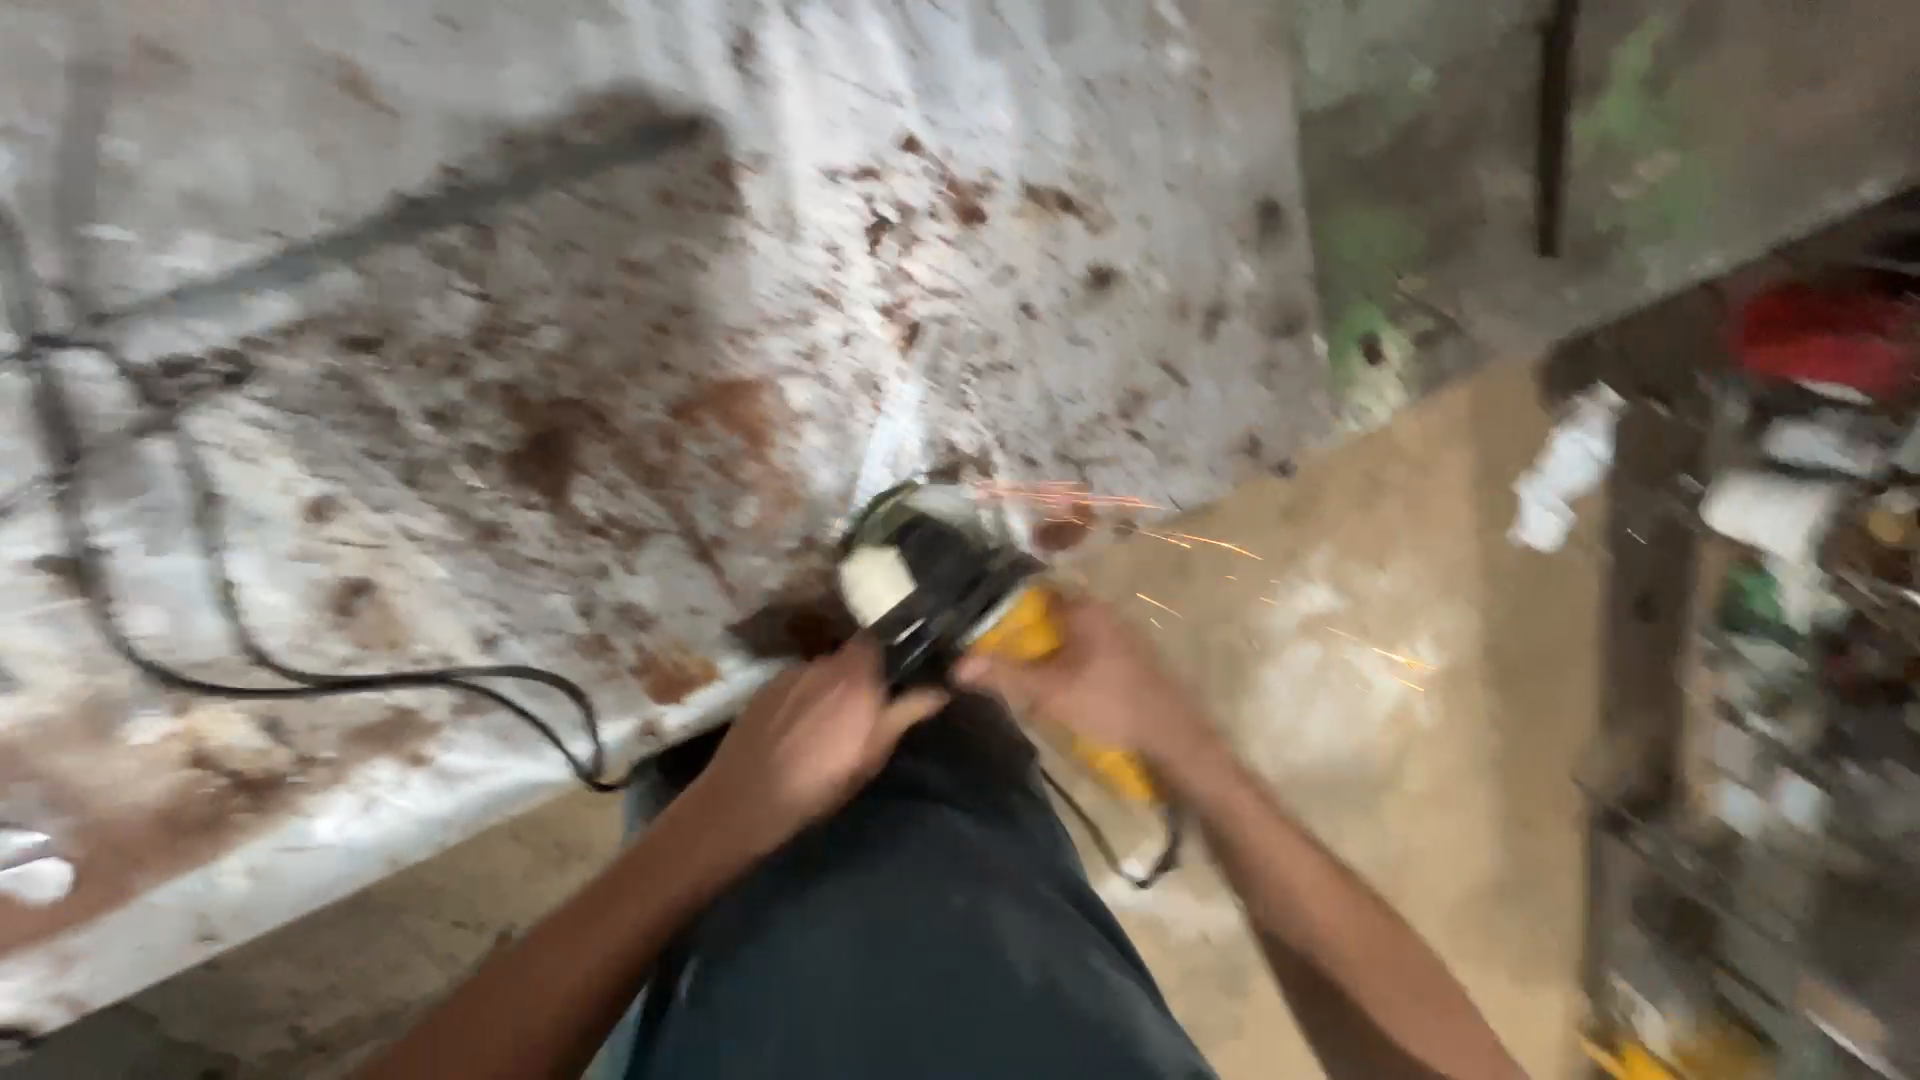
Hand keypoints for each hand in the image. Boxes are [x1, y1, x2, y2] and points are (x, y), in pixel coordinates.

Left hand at [692, 639, 946, 848]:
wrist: (747, 797)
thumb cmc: (822, 779)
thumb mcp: (874, 753)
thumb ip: (907, 713)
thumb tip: (940, 689)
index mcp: (856, 674)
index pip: (876, 640)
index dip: (885, 655)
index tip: (892, 676)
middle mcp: (823, 664)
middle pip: (848, 658)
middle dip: (858, 676)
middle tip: (862, 708)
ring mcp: (790, 674)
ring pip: (820, 672)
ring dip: (828, 688)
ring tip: (825, 723)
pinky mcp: (764, 689)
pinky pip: (794, 685)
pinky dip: (801, 699)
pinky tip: (795, 728)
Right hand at [953, 593, 1220, 768]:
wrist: (1171, 735)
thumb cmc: (1107, 703)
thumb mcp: (1048, 691)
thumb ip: (1003, 673)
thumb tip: (957, 664)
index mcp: (1082, 606)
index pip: (1033, 588)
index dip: (1004, 602)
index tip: (981, 621)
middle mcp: (1102, 609)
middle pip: (1050, 610)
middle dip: (1023, 629)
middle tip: (994, 649)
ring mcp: (1120, 632)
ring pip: (1070, 630)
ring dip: (1046, 646)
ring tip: (1019, 667)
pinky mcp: (1130, 655)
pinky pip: (1087, 645)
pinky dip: (1067, 656)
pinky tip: (1057, 679)